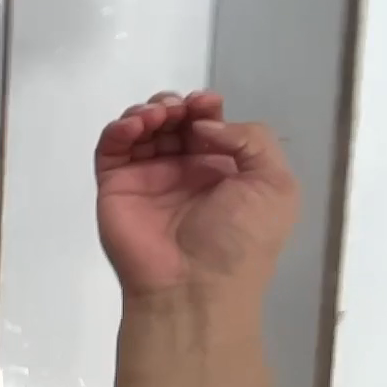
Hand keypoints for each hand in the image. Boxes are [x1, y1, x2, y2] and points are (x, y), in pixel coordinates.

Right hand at [94, 90, 296, 306]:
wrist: (194, 283)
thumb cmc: (240, 238)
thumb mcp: (276, 187)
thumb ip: (251, 141)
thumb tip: (201, 125)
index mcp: (222, 170)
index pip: (207, 125)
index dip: (204, 108)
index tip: (204, 103)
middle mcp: (182, 169)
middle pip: (170, 120)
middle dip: (173, 105)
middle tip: (177, 110)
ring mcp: (146, 174)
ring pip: (139, 128)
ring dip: (146, 111)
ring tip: (155, 117)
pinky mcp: (114, 183)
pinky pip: (111, 147)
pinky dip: (118, 129)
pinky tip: (133, 126)